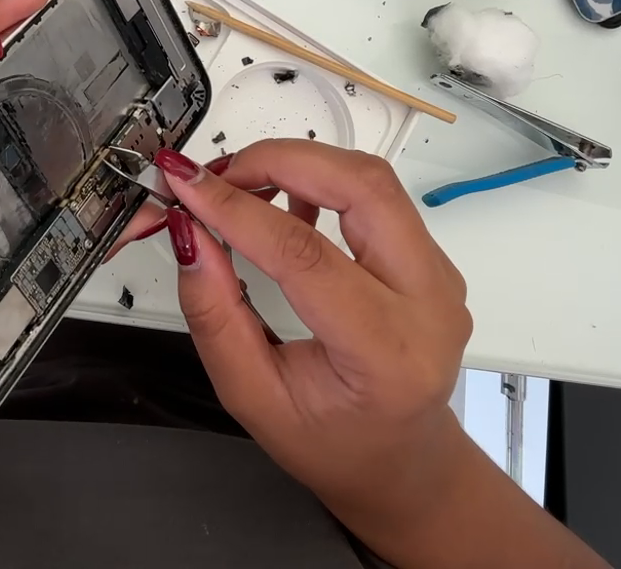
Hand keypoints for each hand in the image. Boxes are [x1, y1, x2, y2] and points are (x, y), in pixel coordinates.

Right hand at [153, 141, 472, 531]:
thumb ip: (215, 313)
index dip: (236, 209)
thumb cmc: (332, 442)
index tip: (183, 183)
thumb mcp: (252, 396)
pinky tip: (277, 198)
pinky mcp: (427, 253)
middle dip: (277, 160)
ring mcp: (437, 271)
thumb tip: (187, 232)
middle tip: (214, 174)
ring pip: (369, 176)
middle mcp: (428, 301)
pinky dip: (317, 176)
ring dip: (296, 162)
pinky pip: (371, 191)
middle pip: (360, 186)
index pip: (304, 254)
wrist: (403, 460)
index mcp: (386, 353)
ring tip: (237, 183)